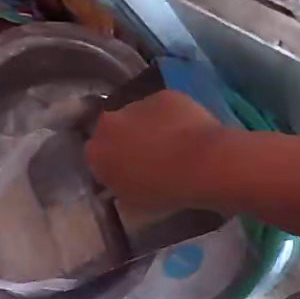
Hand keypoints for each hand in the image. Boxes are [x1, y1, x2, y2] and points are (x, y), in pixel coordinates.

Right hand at [85, 89, 226, 211]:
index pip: (96, 158)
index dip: (111, 166)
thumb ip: (119, 189)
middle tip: (148, 159)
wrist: (203, 164)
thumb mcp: (133, 203)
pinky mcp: (164, 95)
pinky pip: (163, 108)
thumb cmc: (164, 191)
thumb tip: (121, 183)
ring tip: (172, 146)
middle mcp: (109, 123)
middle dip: (126, 141)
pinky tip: (188, 133)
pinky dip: (171, 118)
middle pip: (113, 131)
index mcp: (96, 152)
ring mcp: (137, 104)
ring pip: (138, 116)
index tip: (126, 175)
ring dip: (148, 128)